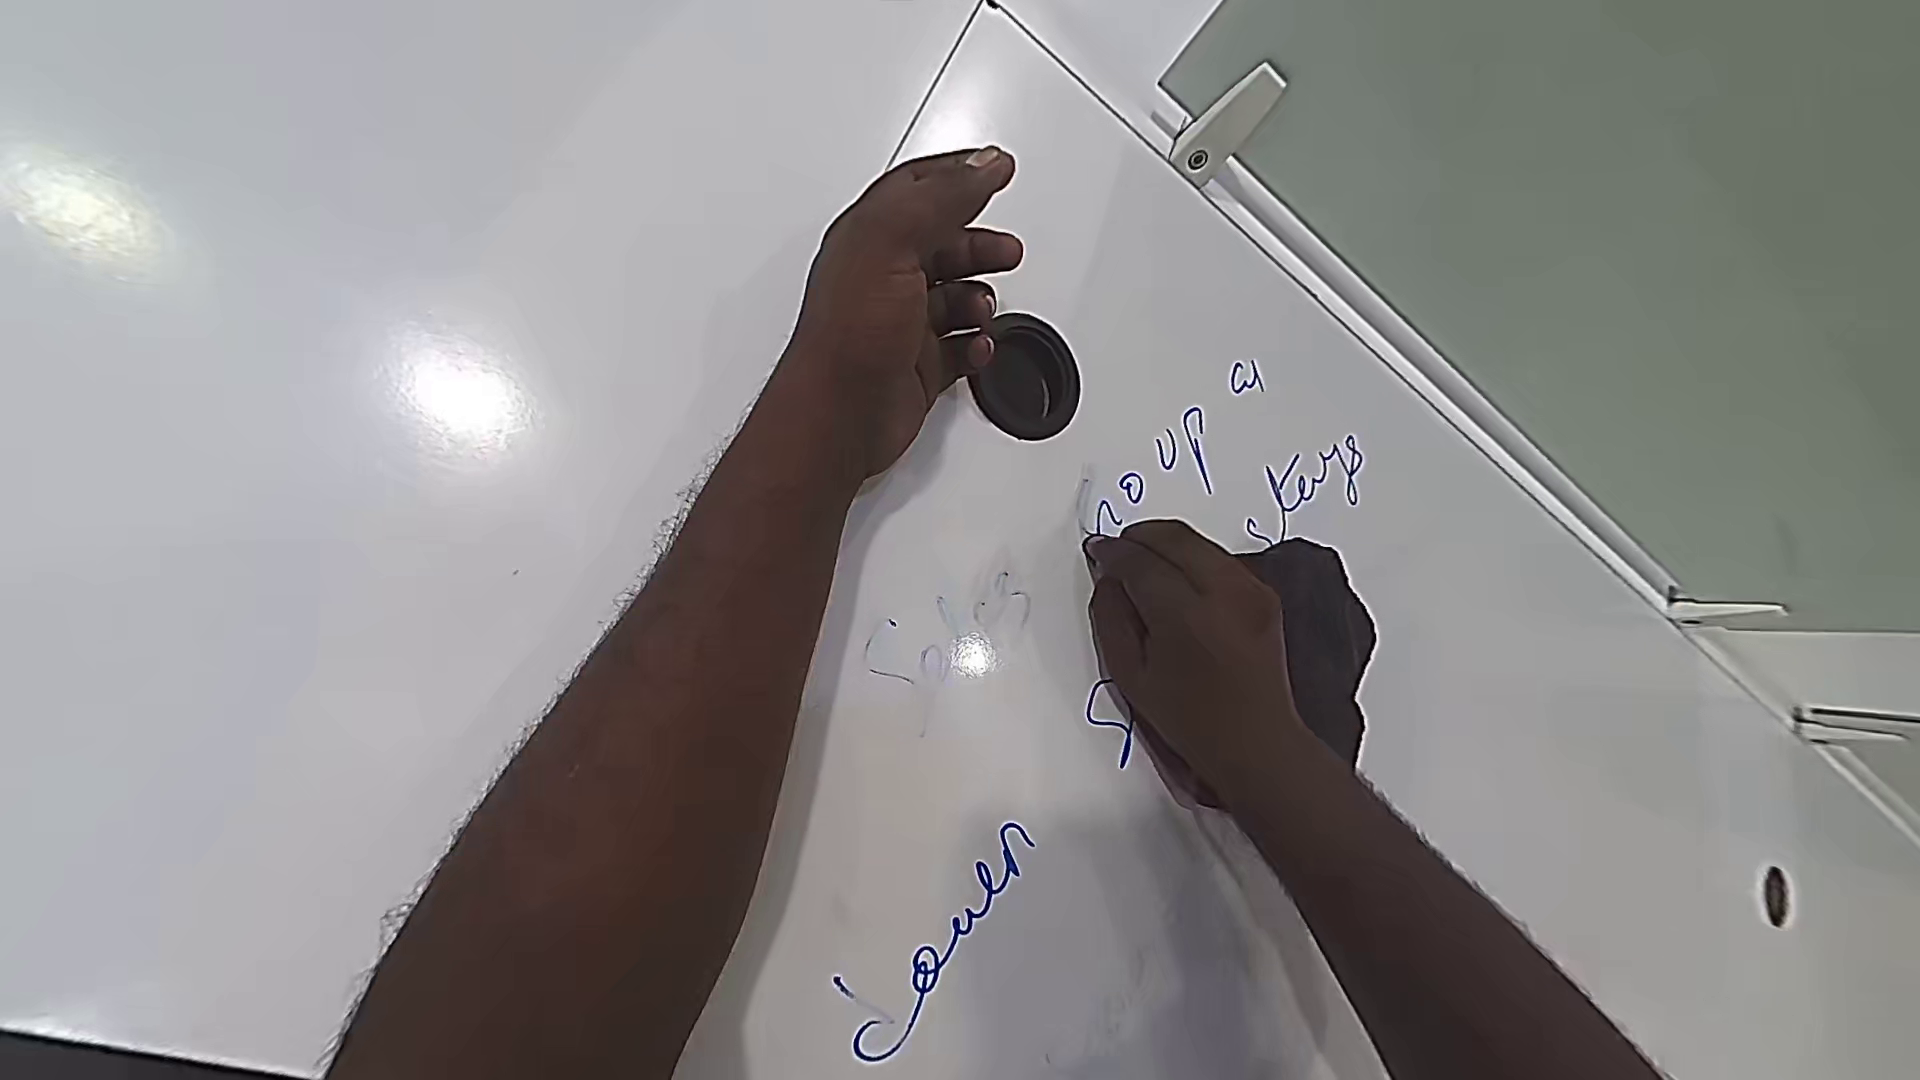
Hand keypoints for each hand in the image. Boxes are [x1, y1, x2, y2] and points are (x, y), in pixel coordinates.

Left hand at [782, 147, 1022, 476]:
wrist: (842, 415)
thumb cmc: (851, 336)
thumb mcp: (892, 245)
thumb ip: (938, 200)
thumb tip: (981, 167)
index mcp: (870, 240)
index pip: (918, 191)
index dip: (960, 175)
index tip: (996, 167)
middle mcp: (884, 280)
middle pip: (941, 247)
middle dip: (978, 245)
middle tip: (1006, 249)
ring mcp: (900, 327)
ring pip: (952, 301)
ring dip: (978, 300)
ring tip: (985, 307)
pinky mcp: (915, 368)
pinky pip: (957, 350)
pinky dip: (974, 346)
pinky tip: (979, 346)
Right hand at [1086, 520, 1307, 807]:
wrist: (1256, 741)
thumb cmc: (1186, 717)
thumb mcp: (1129, 675)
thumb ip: (1110, 617)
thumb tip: (1108, 577)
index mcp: (1185, 618)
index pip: (1141, 563)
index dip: (1113, 551)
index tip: (1096, 549)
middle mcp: (1224, 593)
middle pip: (1173, 538)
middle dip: (1138, 536)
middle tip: (1116, 549)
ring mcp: (1251, 590)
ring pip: (1197, 541)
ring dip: (1164, 543)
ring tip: (1142, 563)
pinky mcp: (1264, 593)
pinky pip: (1217, 557)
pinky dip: (1189, 556)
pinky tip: (1175, 579)